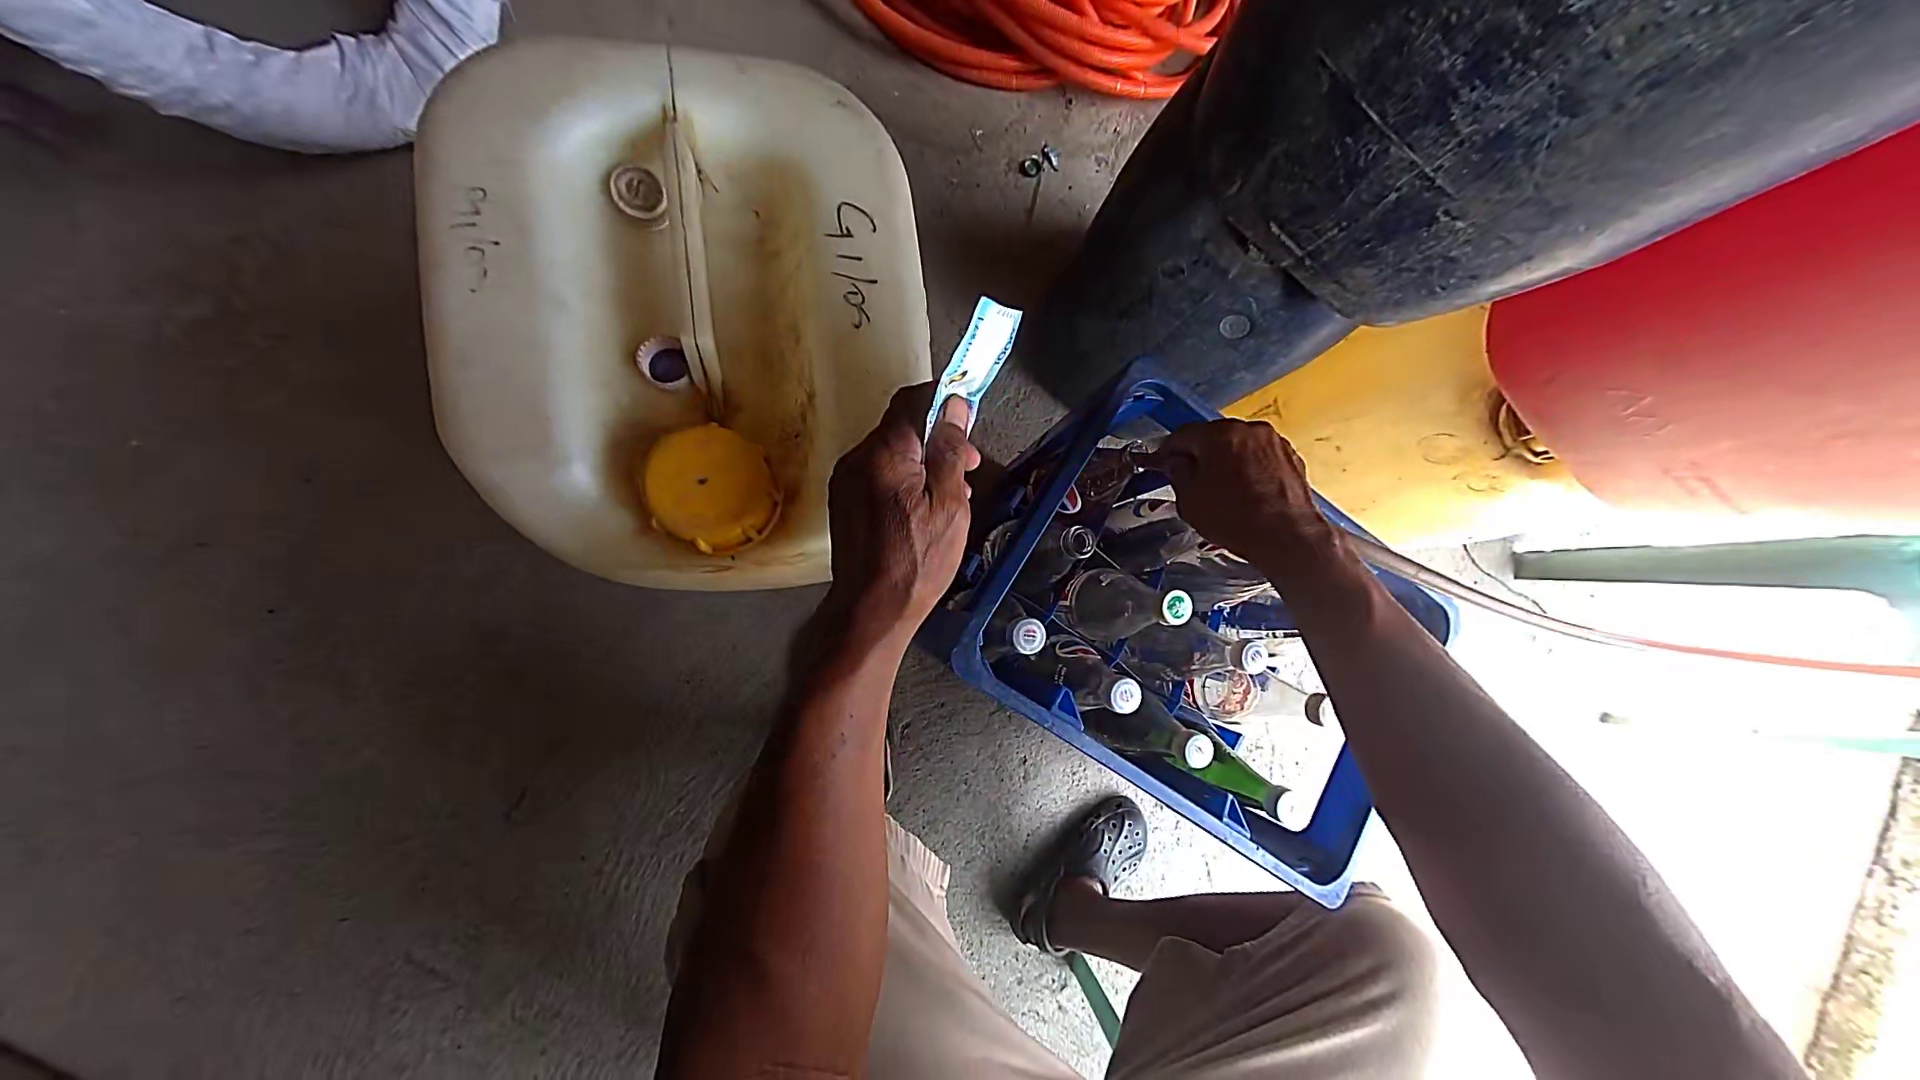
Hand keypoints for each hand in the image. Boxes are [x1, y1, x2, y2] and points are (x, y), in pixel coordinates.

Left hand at [824, 383, 980, 650]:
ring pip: (891, 452)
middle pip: (901, 427)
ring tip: (948, 494)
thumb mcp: (949, 504)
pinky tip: (922, 507)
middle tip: (967, 465)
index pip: (912, 401)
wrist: (873, 609)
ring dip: (922, 461)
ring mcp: (846, 481)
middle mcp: (857, 460)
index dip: (943, 400)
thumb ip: (949, 450)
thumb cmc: (915, 564)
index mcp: (884, 455)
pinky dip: (903, 479)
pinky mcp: (844, 501)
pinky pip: (878, 474)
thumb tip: (954, 407)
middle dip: (937, 438)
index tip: (967, 414)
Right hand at [1154, 419, 1345, 578]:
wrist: (1287, 537)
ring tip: (1218, 493)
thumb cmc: (1241, 519)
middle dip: (1198, 456)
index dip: (1166, 451)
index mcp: (1219, 435)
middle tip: (1187, 480)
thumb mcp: (1189, 499)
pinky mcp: (1290, 458)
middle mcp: (1249, 431)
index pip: (1182, 435)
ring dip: (1224, 463)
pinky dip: (1247, 470)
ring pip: (1237, 447)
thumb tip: (1176, 464)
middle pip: (1212, 437)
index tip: (1161, 462)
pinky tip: (1241, 495)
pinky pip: (1258, 458)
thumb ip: (1177, 473)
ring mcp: (1273, 443)